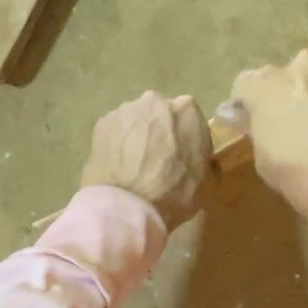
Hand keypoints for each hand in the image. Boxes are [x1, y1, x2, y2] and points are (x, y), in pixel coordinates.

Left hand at [81, 91, 213, 229]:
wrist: (128, 207)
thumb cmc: (175, 194)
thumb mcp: (207, 182)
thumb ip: (205, 160)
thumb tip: (203, 160)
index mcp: (187, 109)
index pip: (189, 118)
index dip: (185, 137)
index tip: (181, 155)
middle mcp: (156, 101)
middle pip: (160, 114)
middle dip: (159, 132)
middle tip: (156, 160)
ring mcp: (125, 110)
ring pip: (135, 121)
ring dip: (136, 136)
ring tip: (132, 165)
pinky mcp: (101, 123)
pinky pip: (114, 131)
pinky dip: (116, 144)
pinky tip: (116, 165)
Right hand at [231, 49, 307, 240]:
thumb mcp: (269, 166)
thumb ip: (252, 132)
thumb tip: (235, 112)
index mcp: (269, 83)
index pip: (243, 86)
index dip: (245, 111)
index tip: (253, 135)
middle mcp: (304, 65)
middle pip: (283, 82)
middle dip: (282, 104)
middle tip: (290, 140)